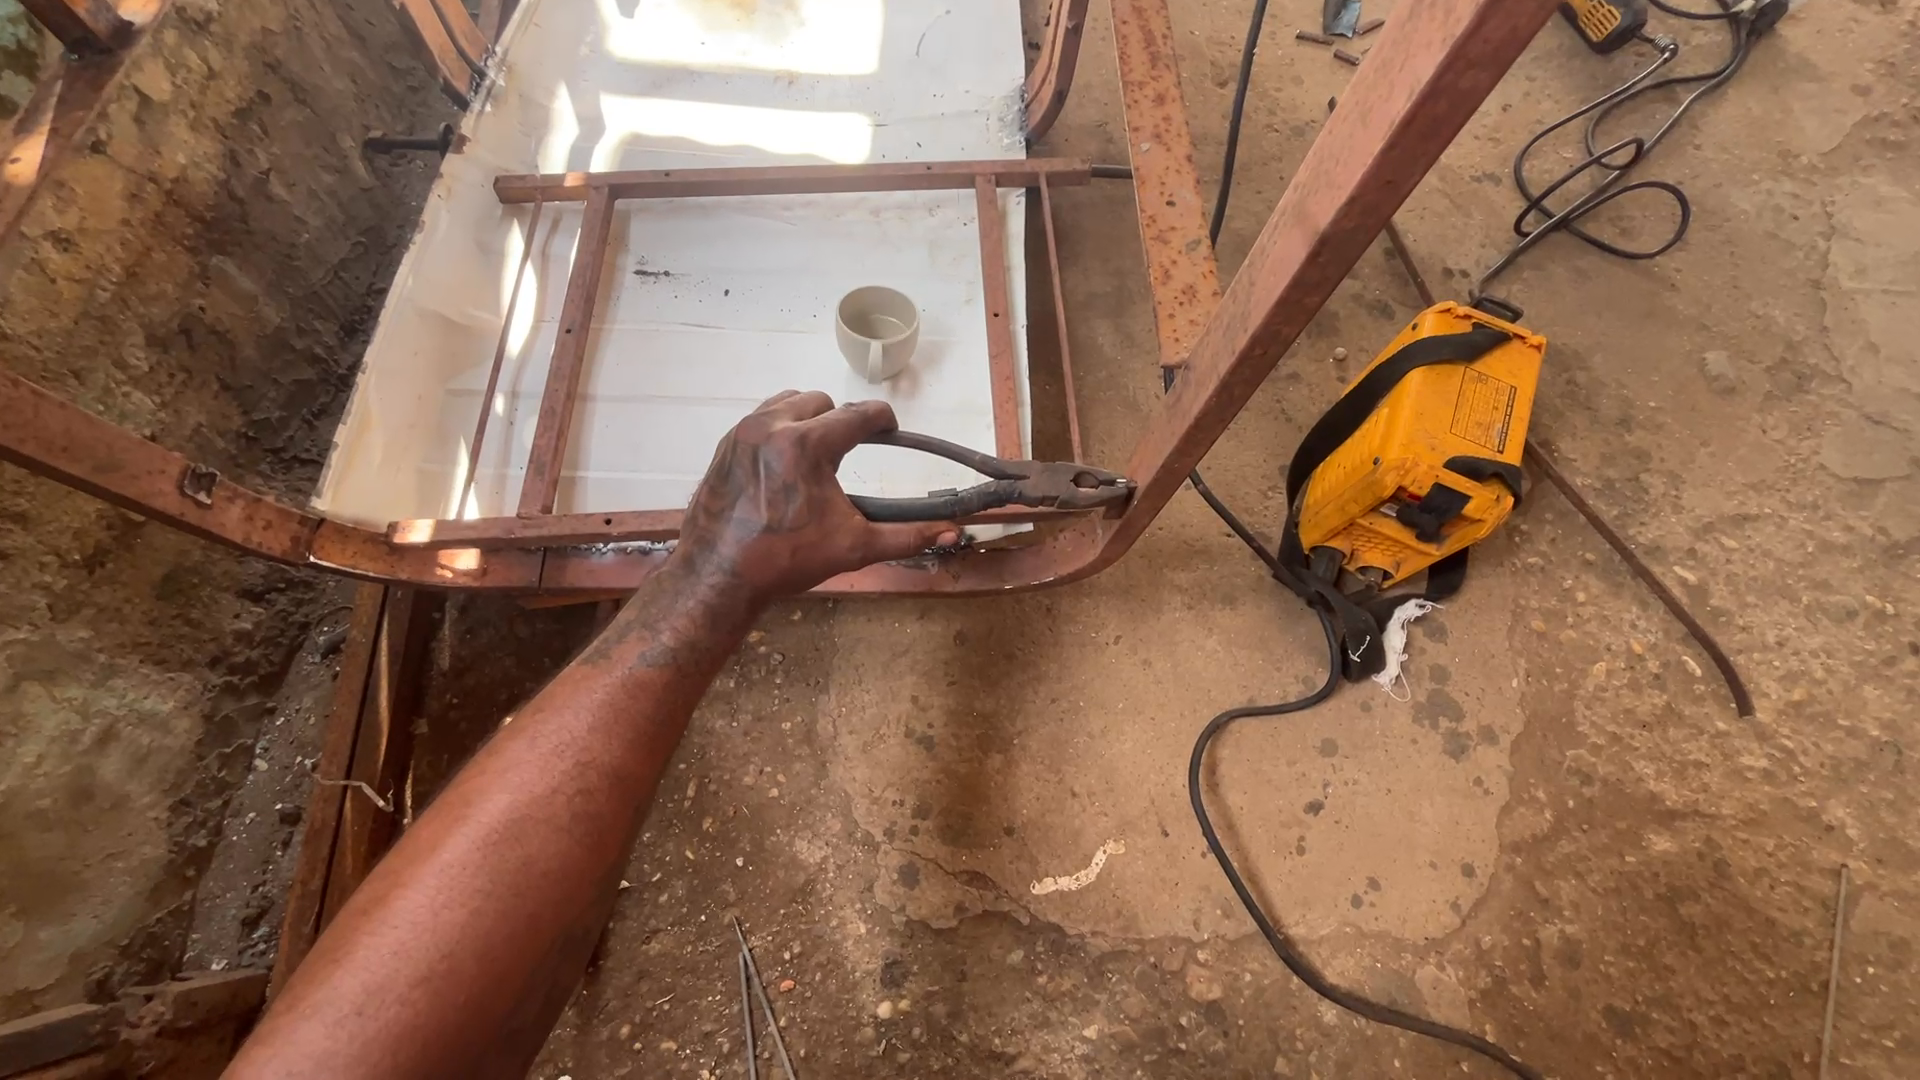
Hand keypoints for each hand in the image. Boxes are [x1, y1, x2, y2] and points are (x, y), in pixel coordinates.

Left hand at [670, 391, 959, 604]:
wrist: (719, 576)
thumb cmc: (788, 561)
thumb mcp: (853, 547)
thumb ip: (905, 536)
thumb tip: (952, 535)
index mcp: (807, 445)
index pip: (859, 414)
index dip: (883, 419)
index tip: (891, 429)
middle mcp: (773, 426)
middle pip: (823, 401)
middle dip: (842, 420)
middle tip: (852, 451)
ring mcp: (744, 432)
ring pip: (789, 402)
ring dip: (810, 418)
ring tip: (818, 453)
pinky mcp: (726, 444)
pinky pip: (762, 417)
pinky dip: (781, 428)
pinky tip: (786, 462)